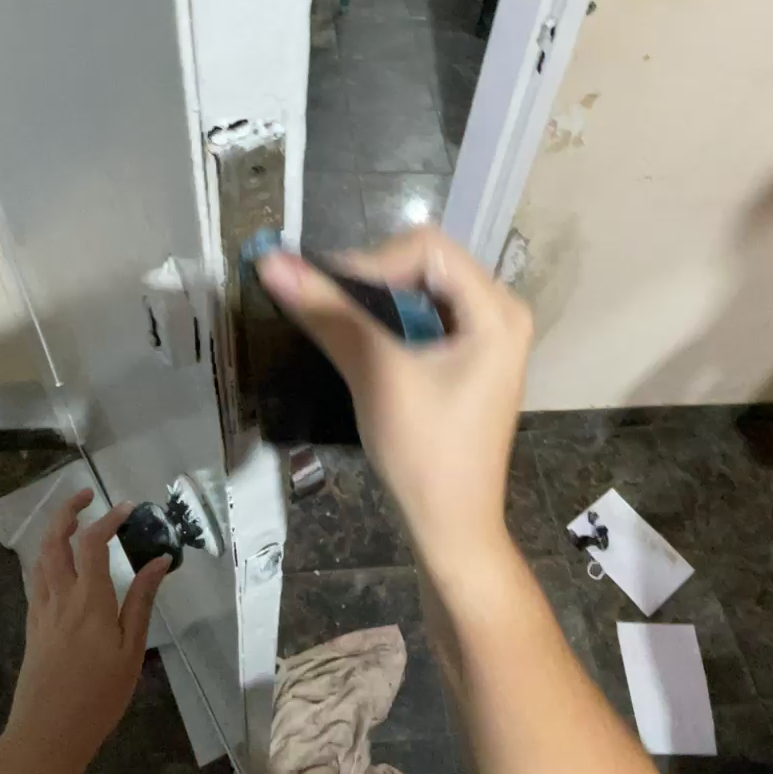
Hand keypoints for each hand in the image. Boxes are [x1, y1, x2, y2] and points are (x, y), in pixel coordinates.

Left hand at [5, 489, 170, 760]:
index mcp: (88, 600)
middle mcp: (59, 598)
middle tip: (86, 496)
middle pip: (53, 542)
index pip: (92, 544)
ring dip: (53, 531)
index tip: (128, 507)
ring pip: (39, 559)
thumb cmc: (97, 696)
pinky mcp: (32, 627)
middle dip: (67, 512)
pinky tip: (57, 563)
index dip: (108, 519)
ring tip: (72, 520)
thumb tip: (158, 560)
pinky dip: (46, 558)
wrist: (45, 737)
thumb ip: (142, 600)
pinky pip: (35, 579)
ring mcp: (40, 612)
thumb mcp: (131, 649)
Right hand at [257, 226, 532, 556]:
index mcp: (497, 310)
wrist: (452, 525)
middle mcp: (502, 310)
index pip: (427, 249)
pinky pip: (428, 314)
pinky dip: (391, 321)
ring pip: (423, 288)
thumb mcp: (378, 376)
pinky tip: (364, 342)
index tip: (327, 296)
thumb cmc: (425, 454)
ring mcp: (490, 334)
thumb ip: (330, 314)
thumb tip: (271, 262)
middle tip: (328, 308)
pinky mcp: (472, 355)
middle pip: (427, 263)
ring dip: (378, 300)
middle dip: (373, 280)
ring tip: (340, 324)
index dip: (370, 262)